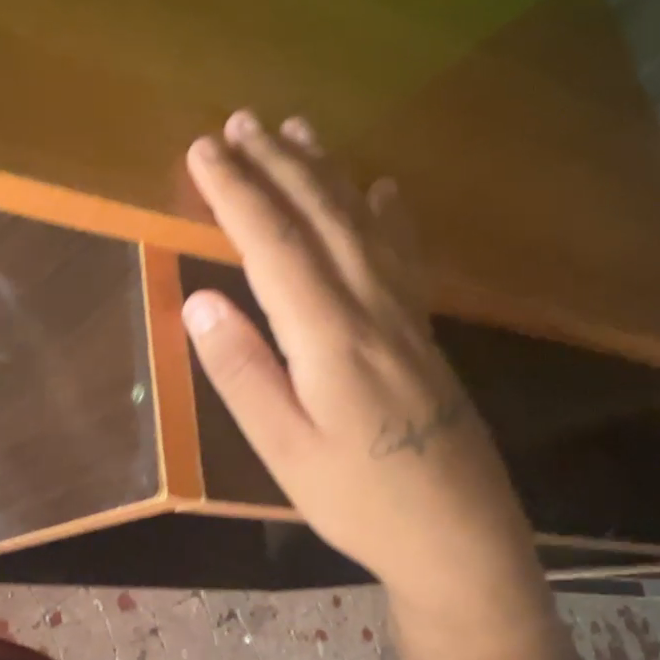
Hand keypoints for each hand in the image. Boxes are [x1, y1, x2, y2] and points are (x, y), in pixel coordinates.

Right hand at [181, 111, 538, 602]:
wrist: (461, 538)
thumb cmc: (358, 500)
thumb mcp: (283, 449)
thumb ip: (241, 371)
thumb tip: (198, 298)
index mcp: (329, 336)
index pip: (272, 244)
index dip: (235, 191)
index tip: (200, 150)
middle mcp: (371, 308)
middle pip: (320, 217)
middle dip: (276, 164)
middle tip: (239, 121)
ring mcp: (405, 316)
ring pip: (360, 224)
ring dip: (324, 173)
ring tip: (295, 131)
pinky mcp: (423, 332)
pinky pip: (402, 254)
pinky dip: (386, 212)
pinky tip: (381, 188)